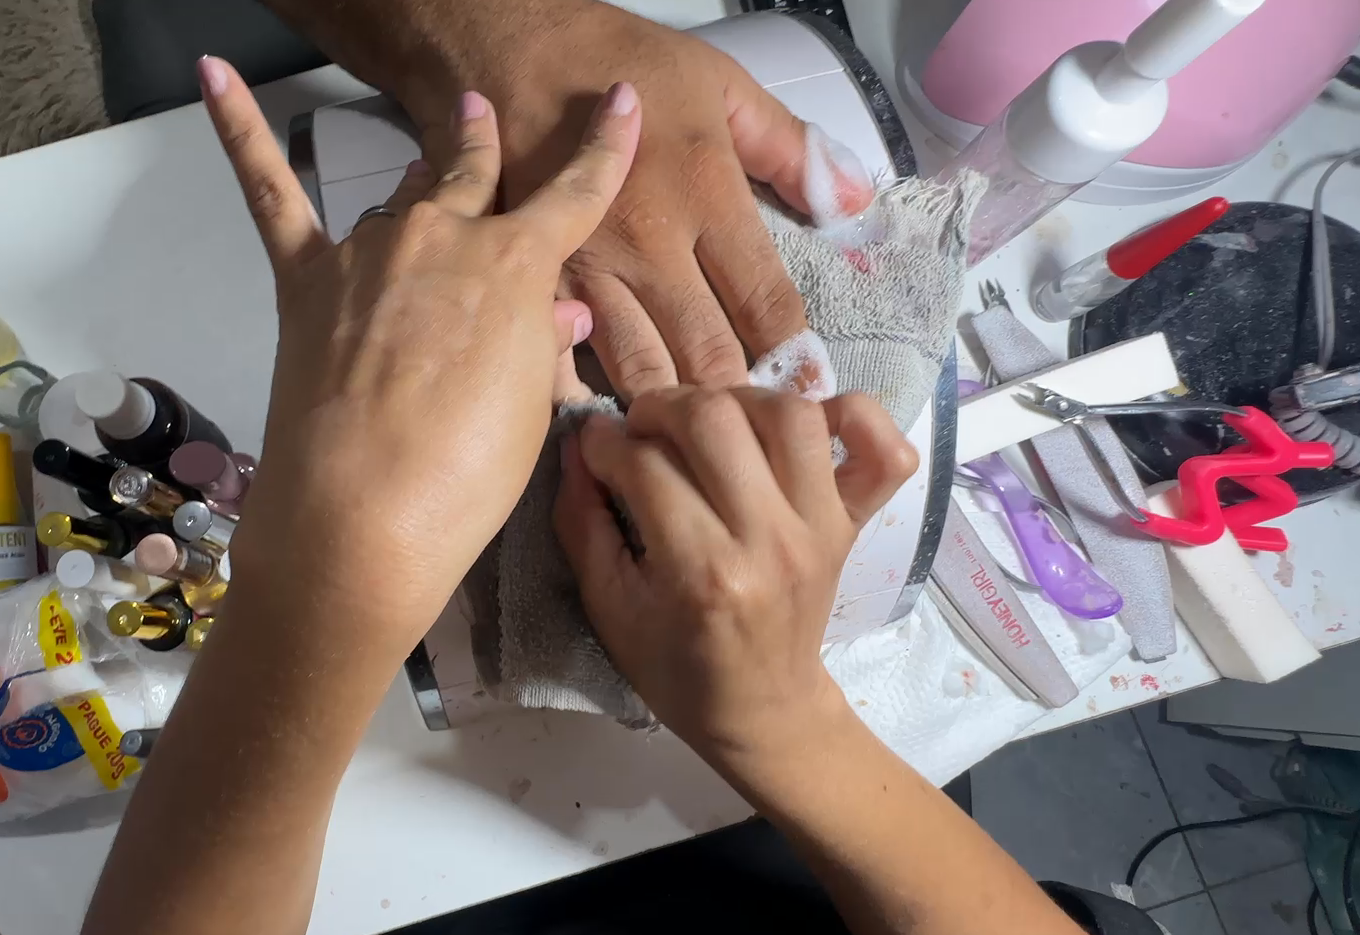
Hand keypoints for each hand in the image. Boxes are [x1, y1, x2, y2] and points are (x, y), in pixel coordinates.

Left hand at [198, 57, 638, 646]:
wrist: (366, 519)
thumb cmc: (468, 477)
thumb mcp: (529, 412)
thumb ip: (540, 347)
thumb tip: (555, 312)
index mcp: (515, 265)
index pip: (573, 193)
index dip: (603, 151)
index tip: (618, 105)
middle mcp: (442, 236)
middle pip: (470, 174)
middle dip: (482, 144)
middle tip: (481, 116)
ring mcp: (368, 251)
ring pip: (399, 198)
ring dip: (416, 188)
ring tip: (421, 170)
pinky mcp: (305, 280)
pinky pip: (272, 192)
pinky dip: (241, 131)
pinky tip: (213, 76)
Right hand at [425, 2, 874, 399]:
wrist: (509, 60)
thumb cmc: (616, 67)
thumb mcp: (721, 85)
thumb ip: (789, 148)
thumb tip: (850, 202)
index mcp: (705, 196)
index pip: (765, 301)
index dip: (792, 354)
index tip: (806, 389)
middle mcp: (649, 249)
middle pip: (708, 352)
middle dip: (739, 402)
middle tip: (758, 438)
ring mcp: (588, 277)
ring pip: (641, 371)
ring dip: (675, 415)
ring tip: (698, 448)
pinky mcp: (539, 292)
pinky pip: (565, 366)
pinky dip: (591, 403)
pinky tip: (610, 430)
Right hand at [554, 387, 915, 764]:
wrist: (761, 710)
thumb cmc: (673, 666)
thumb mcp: (606, 605)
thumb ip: (581, 521)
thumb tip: (577, 443)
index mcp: (701, 571)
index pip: (645, 465)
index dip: (604, 443)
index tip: (593, 446)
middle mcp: (769, 540)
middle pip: (715, 419)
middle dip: (660, 406)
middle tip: (641, 429)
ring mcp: (821, 527)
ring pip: (789, 412)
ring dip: (733, 399)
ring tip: (704, 424)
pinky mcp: (853, 524)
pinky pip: (883, 448)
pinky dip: (852, 415)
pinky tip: (799, 425)